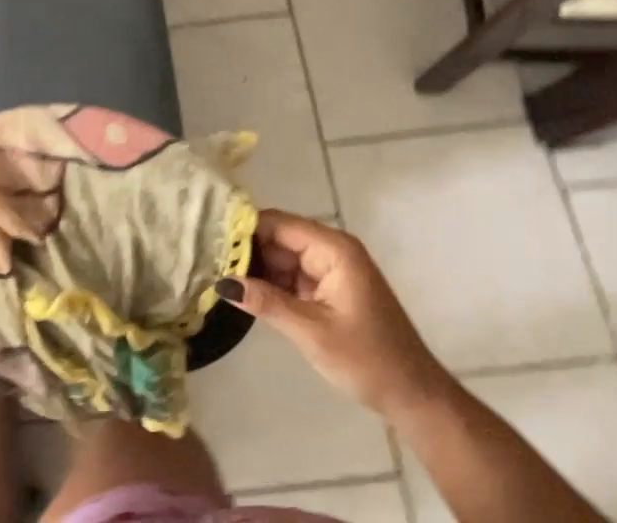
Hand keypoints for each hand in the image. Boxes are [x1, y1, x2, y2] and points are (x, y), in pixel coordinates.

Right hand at [215, 210, 452, 418]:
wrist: (411, 393)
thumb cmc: (366, 359)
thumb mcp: (311, 331)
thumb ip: (266, 302)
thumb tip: (223, 282)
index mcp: (333, 249)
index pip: (278, 223)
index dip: (244, 229)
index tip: (208, 240)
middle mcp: (331, 250)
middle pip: (278, 237)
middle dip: (245, 250)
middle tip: (205, 263)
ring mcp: (330, 269)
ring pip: (282, 257)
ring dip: (255, 269)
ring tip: (215, 277)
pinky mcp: (328, 288)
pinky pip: (292, 275)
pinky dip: (270, 284)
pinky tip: (242, 294)